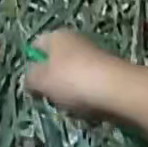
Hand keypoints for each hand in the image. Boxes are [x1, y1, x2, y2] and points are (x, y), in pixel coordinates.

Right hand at [21, 30, 138, 121]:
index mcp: (56, 36)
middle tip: (50, 99)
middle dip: (52, 82)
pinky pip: (90, 86)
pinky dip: (88, 98)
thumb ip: (29, 78)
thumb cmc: (72, 80)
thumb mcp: (41, 80)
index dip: (31, 63)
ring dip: (70, 93)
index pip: (36, 45)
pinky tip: (89, 110)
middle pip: (55, 62)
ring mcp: (93, 55)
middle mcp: (74, 40)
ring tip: (71, 108)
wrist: (117, 89)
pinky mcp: (108, 72)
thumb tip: (29, 79)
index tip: (32, 84)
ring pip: (73, 76)